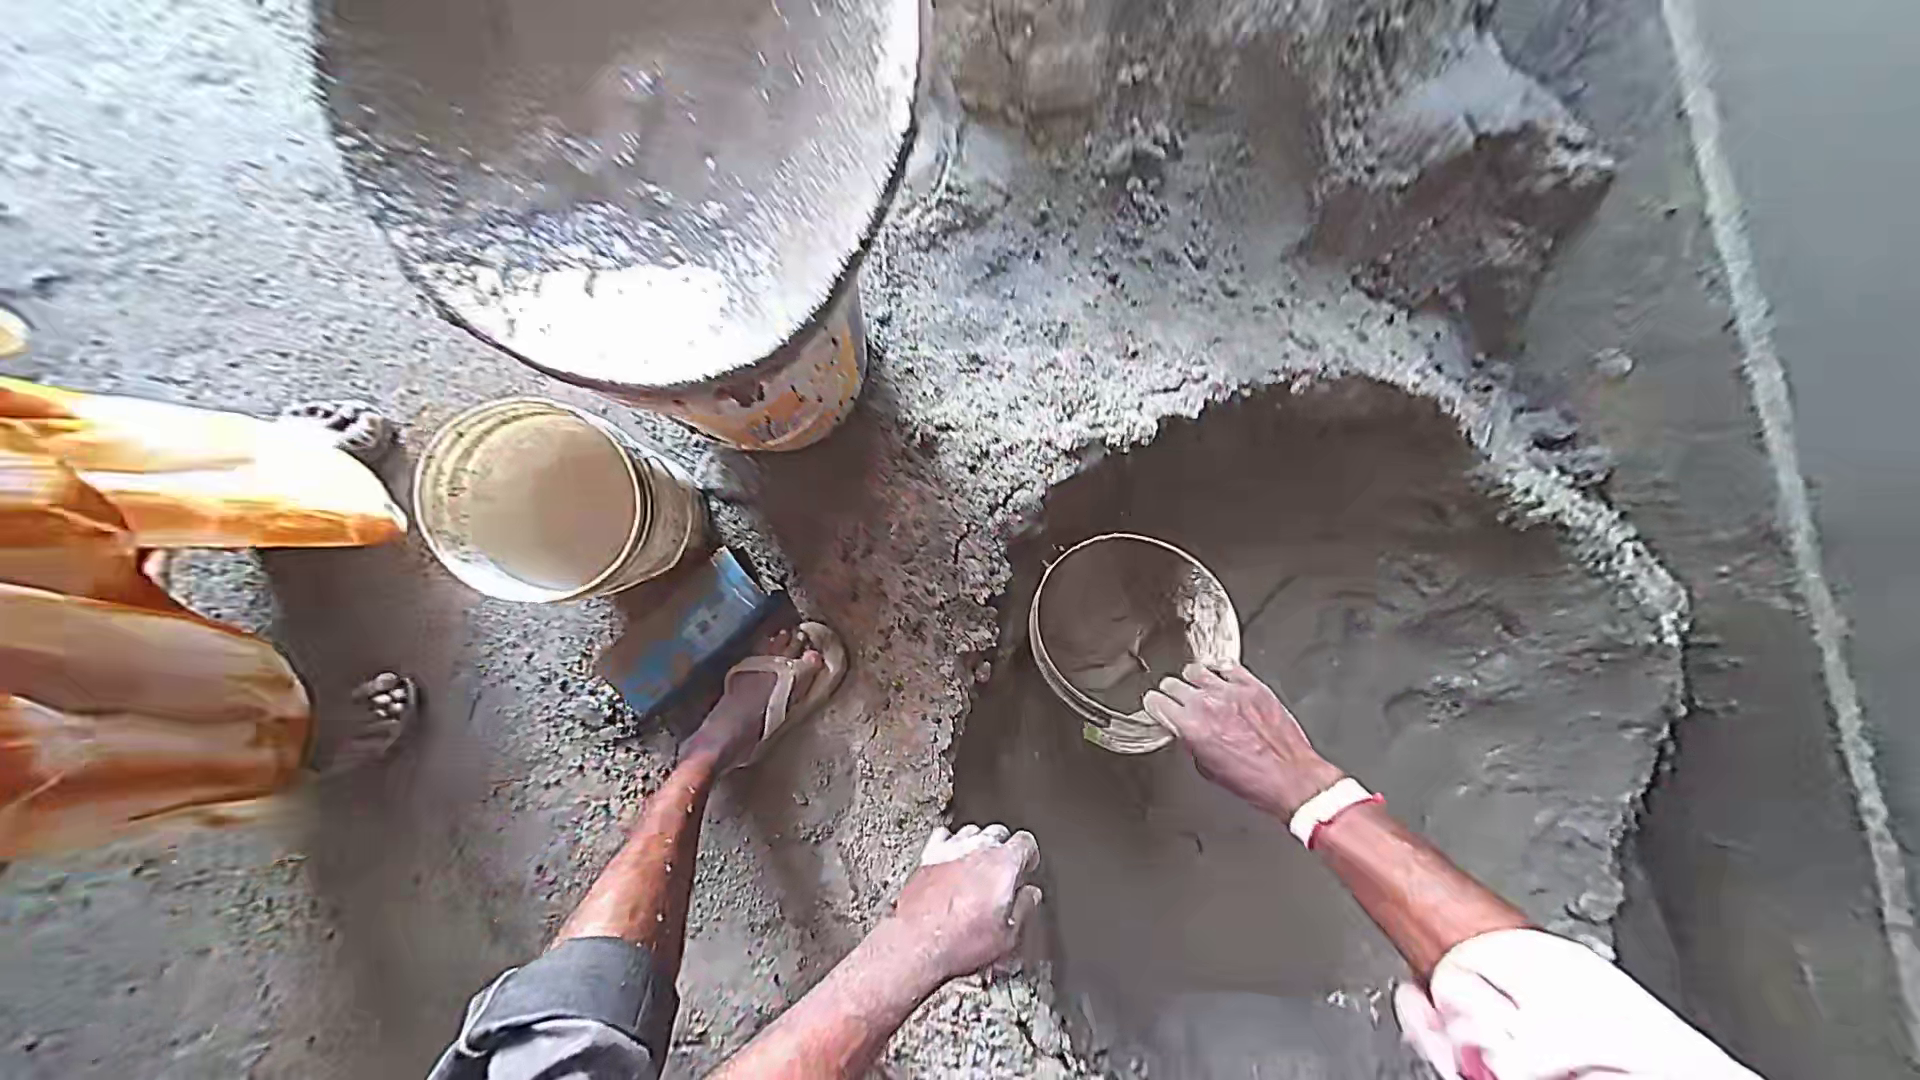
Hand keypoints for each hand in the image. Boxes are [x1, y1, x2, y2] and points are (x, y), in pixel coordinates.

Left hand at [887, 824, 1042, 981]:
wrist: (917, 941)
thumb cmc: (961, 941)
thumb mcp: (1006, 937)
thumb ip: (1023, 909)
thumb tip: (1031, 894)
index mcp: (1003, 863)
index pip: (1025, 842)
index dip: (1029, 855)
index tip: (1027, 867)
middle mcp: (978, 847)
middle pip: (998, 832)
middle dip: (1004, 848)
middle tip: (1003, 871)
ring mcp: (952, 846)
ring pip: (972, 831)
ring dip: (978, 844)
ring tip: (978, 865)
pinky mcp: (929, 853)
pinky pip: (944, 835)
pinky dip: (951, 843)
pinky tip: (951, 858)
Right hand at [1142, 662, 1344, 818]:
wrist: (1293, 780)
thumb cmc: (1254, 781)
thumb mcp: (1207, 768)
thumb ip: (1190, 741)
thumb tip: (1184, 730)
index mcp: (1190, 726)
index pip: (1156, 701)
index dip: (1155, 705)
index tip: (1159, 707)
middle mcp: (1207, 704)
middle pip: (1172, 683)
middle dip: (1173, 694)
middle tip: (1181, 702)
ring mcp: (1230, 691)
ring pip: (1195, 669)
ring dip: (1195, 680)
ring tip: (1201, 689)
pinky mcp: (1252, 686)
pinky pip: (1227, 666)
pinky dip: (1222, 673)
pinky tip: (1223, 683)